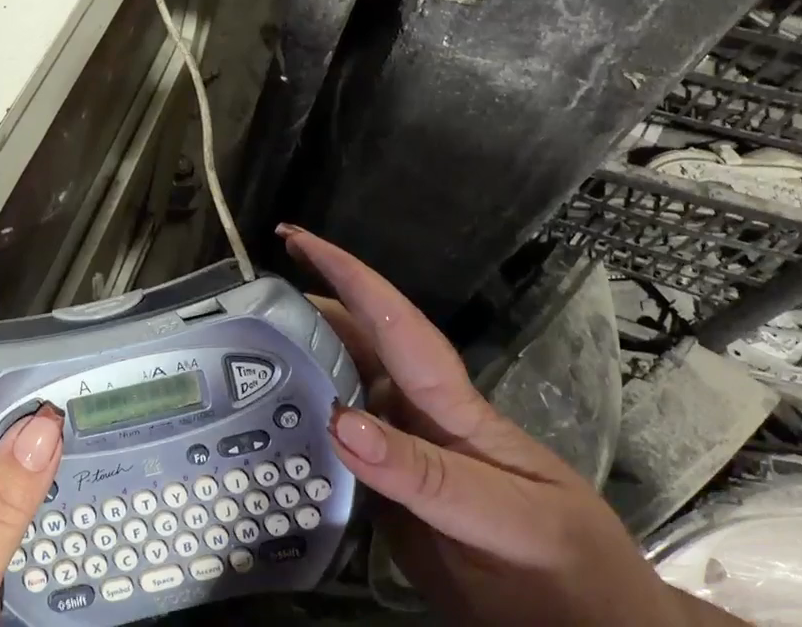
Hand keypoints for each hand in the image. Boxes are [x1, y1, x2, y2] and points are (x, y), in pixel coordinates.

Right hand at [280, 225, 744, 626]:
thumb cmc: (571, 564)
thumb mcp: (512, 518)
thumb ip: (426, 474)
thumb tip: (340, 422)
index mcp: (450, 405)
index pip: (393, 324)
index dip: (347, 275)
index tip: (294, 237)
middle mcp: (413, 416)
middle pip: (349, 348)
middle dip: (298, 315)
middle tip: (235, 306)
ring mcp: (394, 453)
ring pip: (330, 392)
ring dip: (287, 370)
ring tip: (231, 359)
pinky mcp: (378, 492)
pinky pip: (325, 445)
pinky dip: (291, 428)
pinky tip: (256, 427)